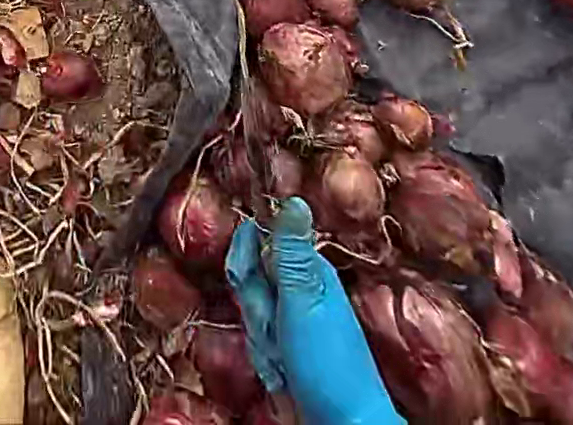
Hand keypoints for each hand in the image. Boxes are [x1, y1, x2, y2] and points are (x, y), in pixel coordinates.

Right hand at [227, 198, 403, 424]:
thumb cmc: (329, 363)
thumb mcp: (304, 300)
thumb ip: (291, 251)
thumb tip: (294, 197)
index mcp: (306, 266)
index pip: (256, 239)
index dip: (244, 260)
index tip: (246, 280)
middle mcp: (298, 286)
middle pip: (249, 277)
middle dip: (255, 307)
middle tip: (277, 330)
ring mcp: (291, 318)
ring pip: (250, 310)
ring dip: (260, 338)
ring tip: (284, 359)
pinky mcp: (285, 346)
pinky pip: (256, 340)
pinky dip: (264, 359)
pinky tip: (282, 374)